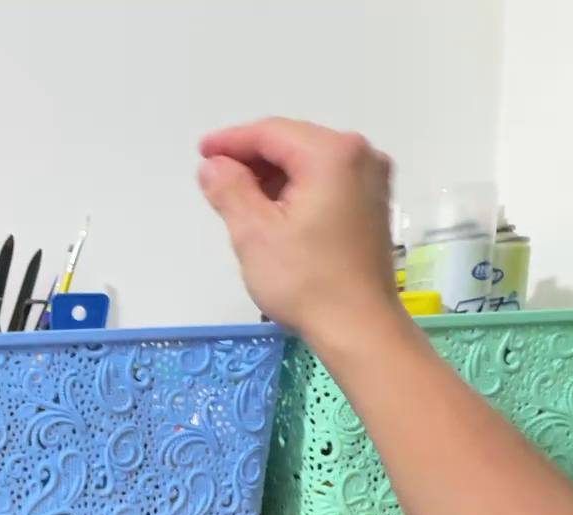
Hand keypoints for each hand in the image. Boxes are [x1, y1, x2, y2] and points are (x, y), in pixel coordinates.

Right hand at [197, 118, 401, 339]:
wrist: (356, 324)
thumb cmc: (303, 280)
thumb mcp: (254, 234)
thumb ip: (230, 191)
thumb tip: (212, 166)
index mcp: (332, 154)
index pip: (272, 133)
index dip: (231, 141)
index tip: (201, 152)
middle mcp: (360, 155)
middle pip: (293, 144)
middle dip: (251, 159)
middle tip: (214, 179)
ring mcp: (371, 179)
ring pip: (309, 164)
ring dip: (271, 177)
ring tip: (237, 198)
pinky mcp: (371, 204)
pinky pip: (324, 182)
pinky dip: (294, 190)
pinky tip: (272, 211)